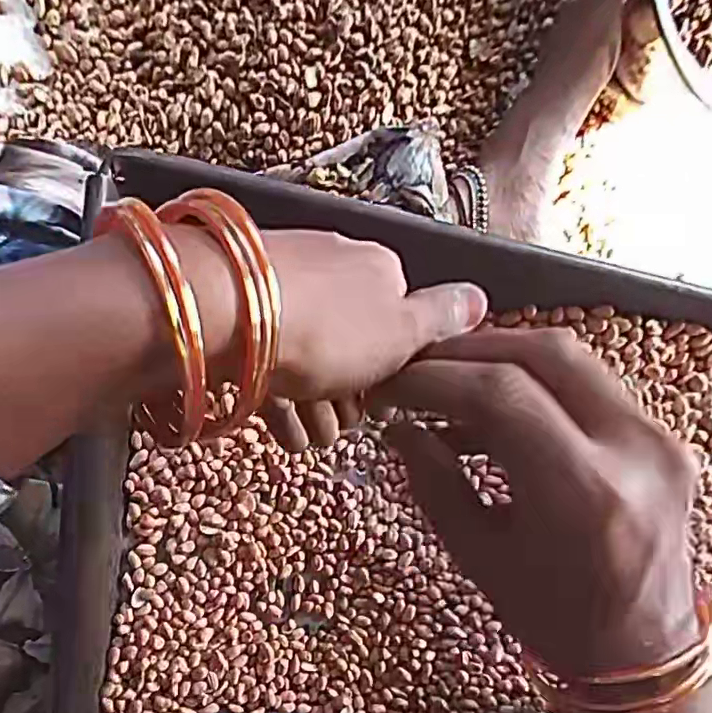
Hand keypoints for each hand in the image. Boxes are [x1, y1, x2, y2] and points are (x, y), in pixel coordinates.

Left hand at [235, 230, 486, 450]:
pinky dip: (280, 401)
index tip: (376, 409)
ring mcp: (284, 294)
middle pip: (349, 350)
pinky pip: (271, 363)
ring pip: (308, 361)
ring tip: (308, 440)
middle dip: (345, 399)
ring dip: (313, 408)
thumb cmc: (328, 329)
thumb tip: (479, 298)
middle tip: (338, 429)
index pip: (395, 330)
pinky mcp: (244, 317)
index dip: (388, 377)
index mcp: (379, 272)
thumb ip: (442, 319)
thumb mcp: (402, 332)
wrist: (232, 313)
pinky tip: (283, 433)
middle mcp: (332, 274)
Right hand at [372, 326, 702, 675]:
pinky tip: (487, 412)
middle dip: (467, 350)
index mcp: (583, 492)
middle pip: (545, 355)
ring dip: (499, 360)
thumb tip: (399, 430)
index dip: (434, 380)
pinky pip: (587, 387)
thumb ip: (437, 484)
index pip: (501, 395)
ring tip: (443, 387)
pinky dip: (531, 385)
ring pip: (571, 361)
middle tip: (414, 367)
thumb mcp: (479, 557)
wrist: (643, 650)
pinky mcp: (662, 437)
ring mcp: (659, 438)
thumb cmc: (554, 618)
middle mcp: (635, 450)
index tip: (391, 385)